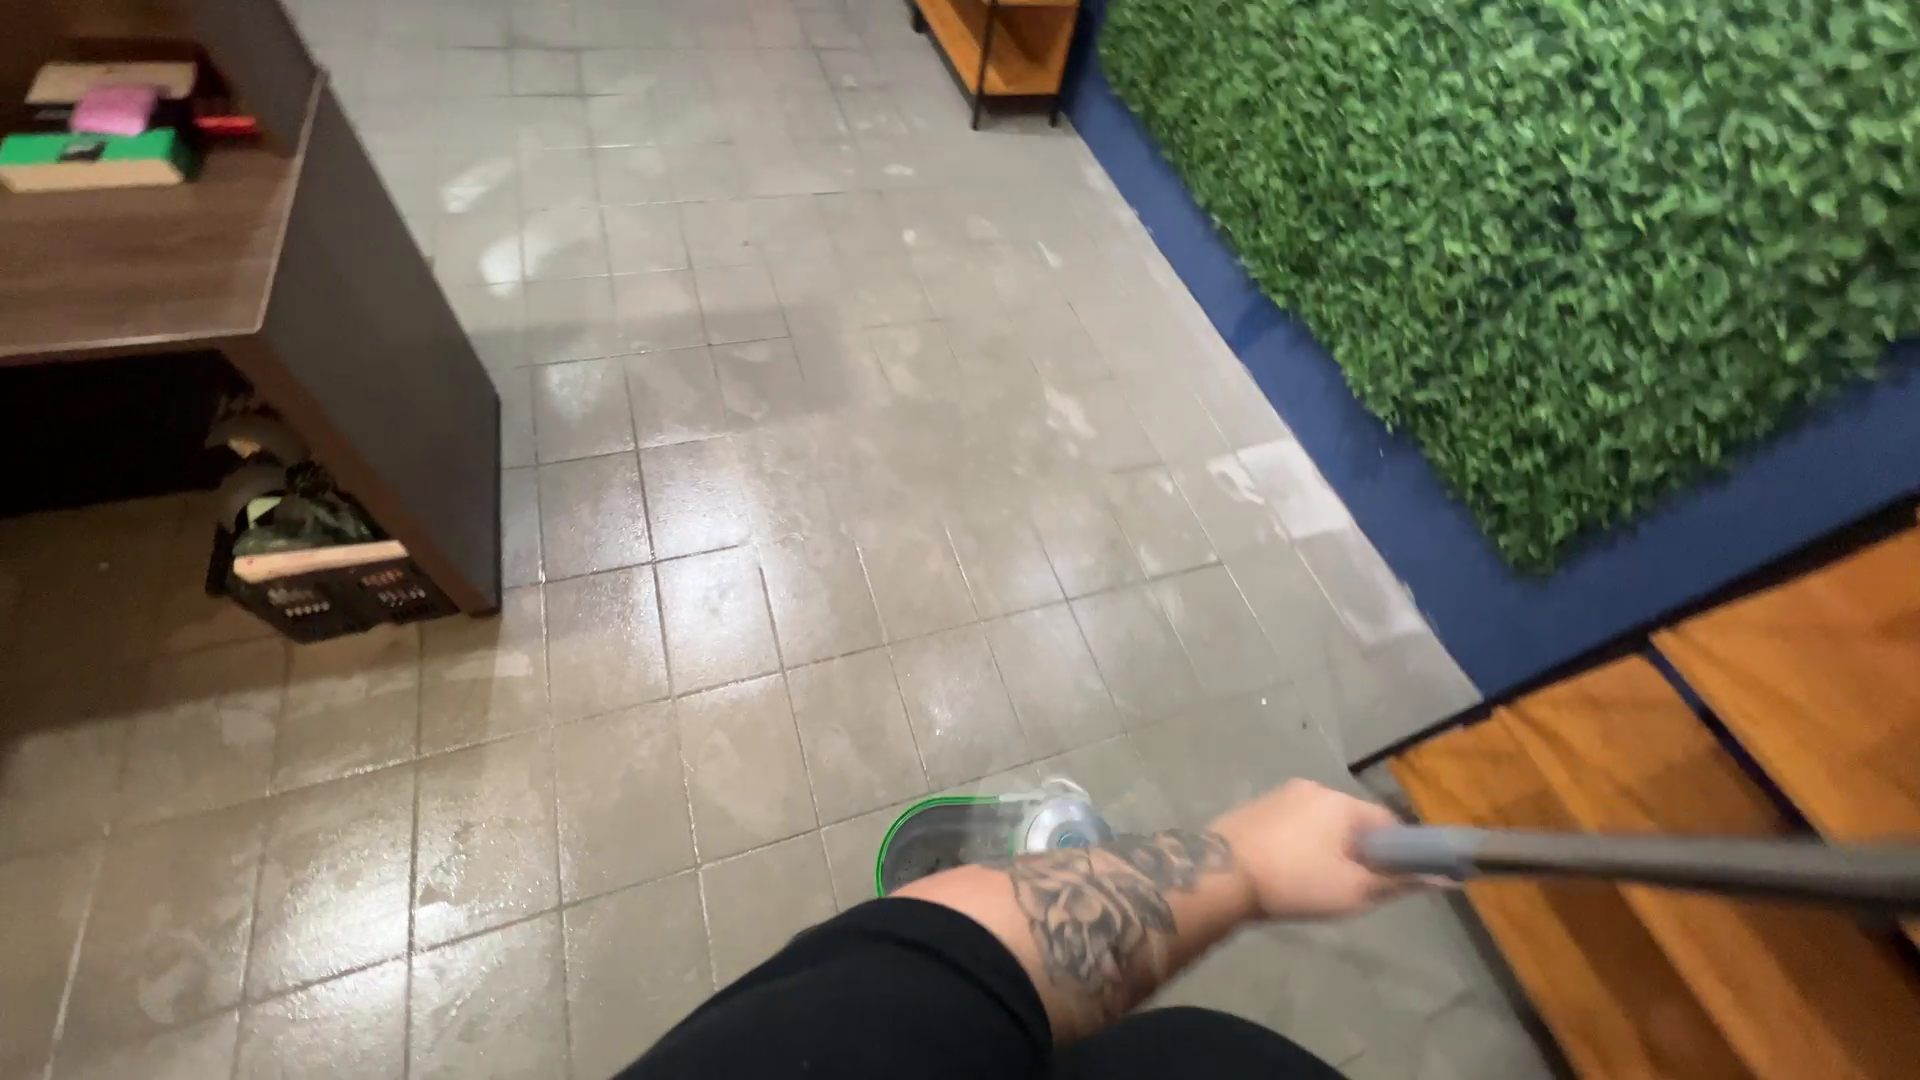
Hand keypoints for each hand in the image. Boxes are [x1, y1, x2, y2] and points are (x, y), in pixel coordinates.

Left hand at [1208, 779, 1410, 919]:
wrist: (1220, 873)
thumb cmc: (1295, 881)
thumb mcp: (1356, 890)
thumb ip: (1401, 881)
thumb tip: (1445, 878)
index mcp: (1339, 801)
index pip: (1388, 821)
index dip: (1398, 853)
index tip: (1390, 880)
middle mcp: (1311, 788)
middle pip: (1354, 820)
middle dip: (1360, 850)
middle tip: (1350, 886)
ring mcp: (1280, 794)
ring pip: (1322, 822)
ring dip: (1329, 847)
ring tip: (1315, 881)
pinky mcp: (1257, 806)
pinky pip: (1295, 823)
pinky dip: (1301, 843)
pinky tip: (1289, 869)